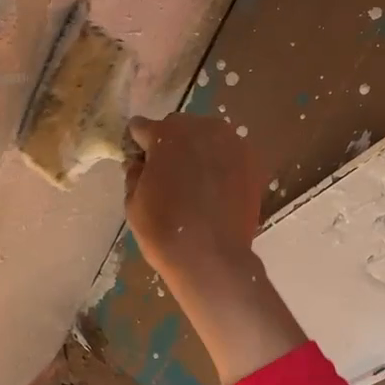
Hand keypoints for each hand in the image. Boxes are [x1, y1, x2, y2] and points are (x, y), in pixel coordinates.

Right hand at [125, 114, 265, 279]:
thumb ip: (134, 175)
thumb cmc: (164, 232)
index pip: (142, 127)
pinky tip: (213, 192)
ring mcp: (230, 142)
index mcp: (166, 135)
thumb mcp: (133, 205)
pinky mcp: (250, 160)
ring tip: (192, 184)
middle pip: (178, 128)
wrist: (211, 258)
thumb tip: (138, 163)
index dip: (136, 145)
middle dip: (169, 145)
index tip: (137, 163)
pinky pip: (226, 155)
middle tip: (166, 176)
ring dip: (196, 153)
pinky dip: (218, 166)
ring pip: (205, 138)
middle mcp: (201, 128)